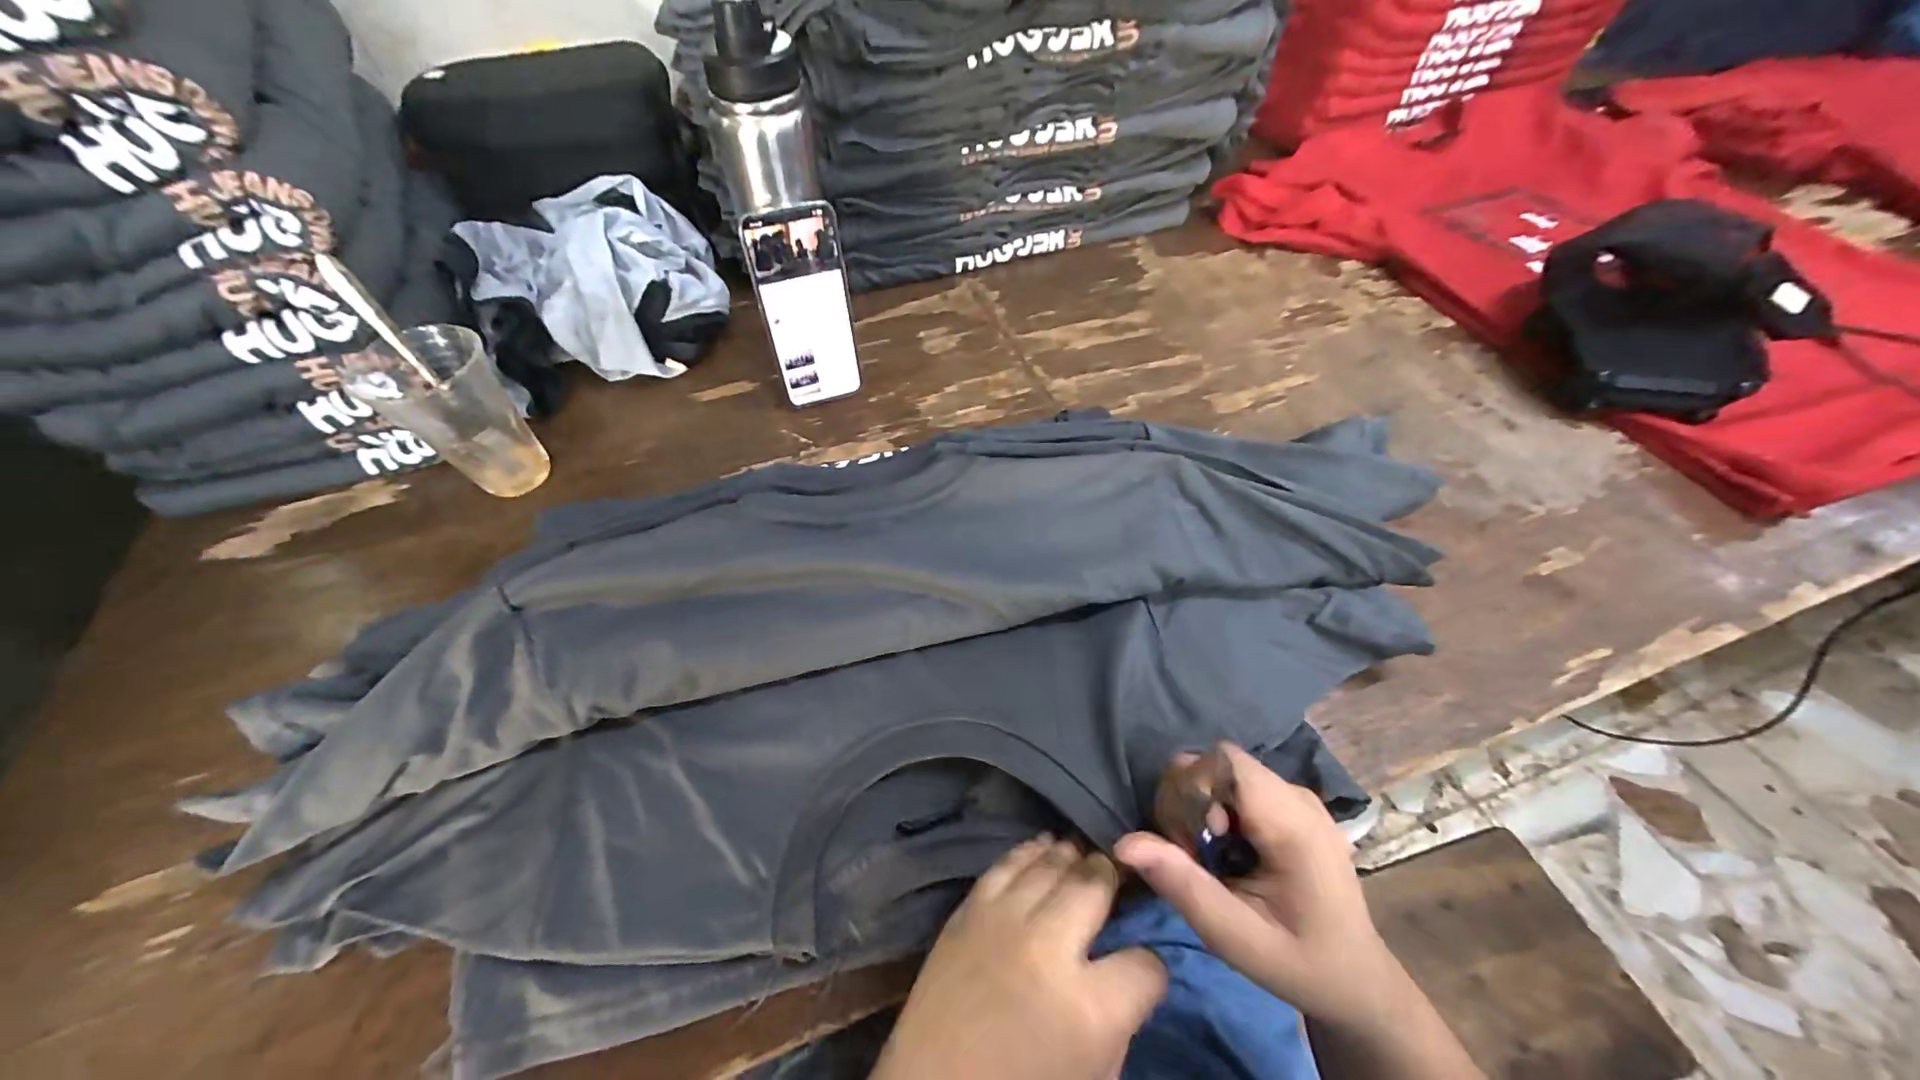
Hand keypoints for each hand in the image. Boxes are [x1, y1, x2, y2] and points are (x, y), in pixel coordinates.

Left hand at [870, 837, 1167, 1079]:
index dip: (1149, 967)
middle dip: (1112, 879)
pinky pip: (1006, 864)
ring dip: (1072, 858)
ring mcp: (1003, 921)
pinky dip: (1029, 852)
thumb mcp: (1093, 1072)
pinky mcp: (968, 910)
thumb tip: (1128, 972)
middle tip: (1116, 880)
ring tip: (1082, 857)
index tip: (1141, 968)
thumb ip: (1118, 1020)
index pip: (1145, 963)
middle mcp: (1047, 947)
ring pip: (1050, 864)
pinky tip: (1042, 848)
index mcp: (1089, 1008)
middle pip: (1094, 886)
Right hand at [1114, 743, 1411, 1033]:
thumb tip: (1124, 844)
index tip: (1193, 840)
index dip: (1194, 788)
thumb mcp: (1235, 937)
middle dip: (1191, 798)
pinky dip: (1217, 808)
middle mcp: (1297, 796)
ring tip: (1208, 855)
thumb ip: (1182, 886)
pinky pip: (1237, 784)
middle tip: (1193, 853)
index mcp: (1294, 824)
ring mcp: (1297, 796)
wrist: (1356, 979)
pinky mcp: (1290, 804)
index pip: (1225, 761)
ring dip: (1201, 804)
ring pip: (1224, 770)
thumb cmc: (1298, 963)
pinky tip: (1225, 851)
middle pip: (1220, 762)